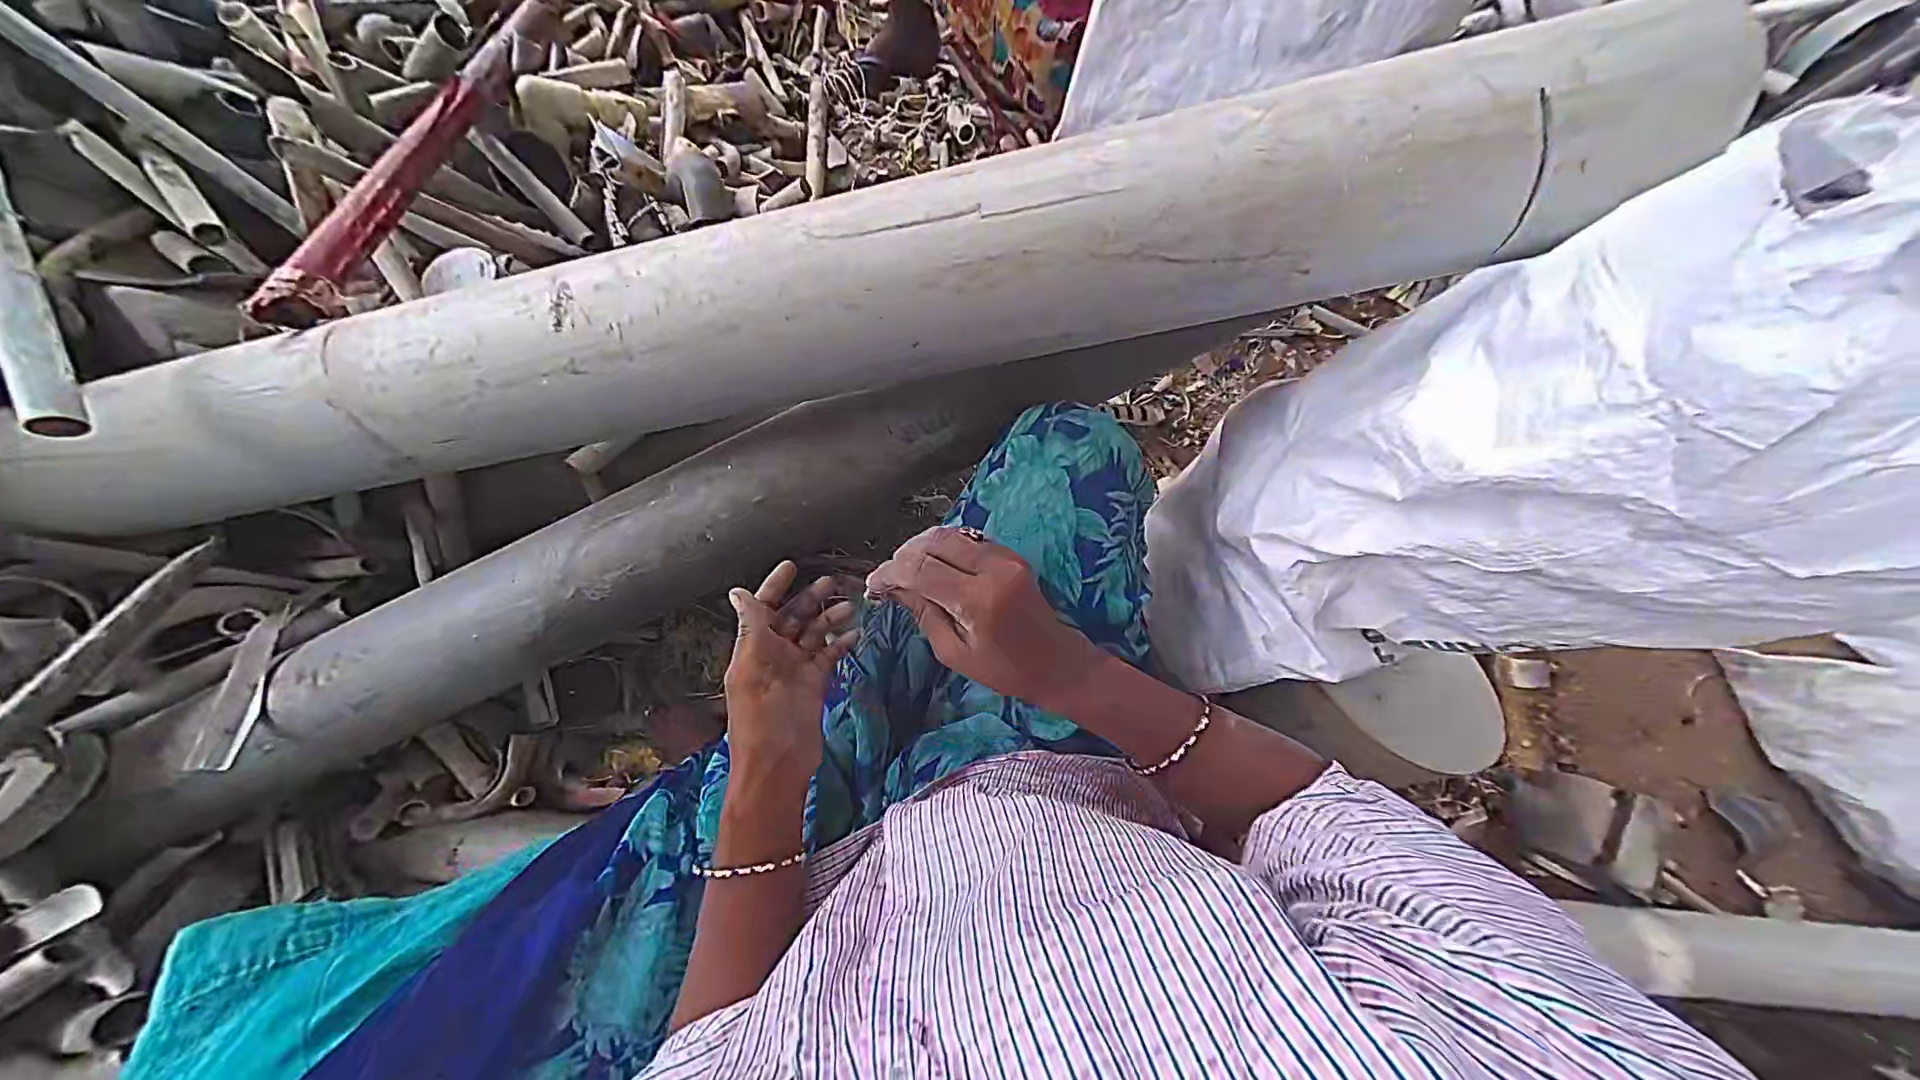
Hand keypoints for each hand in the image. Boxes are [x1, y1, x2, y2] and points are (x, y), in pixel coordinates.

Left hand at [723, 561, 859, 809]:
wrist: (778, 764)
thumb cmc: (762, 717)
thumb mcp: (752, 667)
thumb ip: (750, 628)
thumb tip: (737, 593)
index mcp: (753, 648)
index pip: (763, 608)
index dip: (775, 586)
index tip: (791, 566)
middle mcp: (773, 655)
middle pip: (793, 618)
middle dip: (810, 598)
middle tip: (832, 581)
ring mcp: (795, 669)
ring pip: (813, 634)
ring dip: (829, 618)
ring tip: (849, 605)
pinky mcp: (814, 683)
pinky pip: (828, 656)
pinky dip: (840, 644)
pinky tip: (854, 635)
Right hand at [865, 526, 1105, 710]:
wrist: (1059, 663)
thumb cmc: (1006, 670)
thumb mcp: (955, 653)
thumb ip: (925, 614)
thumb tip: (896, 588)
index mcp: (978, 600)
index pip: (921, 569)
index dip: (891, 572)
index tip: (875, 583)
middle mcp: (993, 569)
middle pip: (935, 542)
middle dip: (905, 554)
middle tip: (889, 575)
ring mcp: (1006, 558)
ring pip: (952, 534)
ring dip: (923, 546)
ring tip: (907, 568)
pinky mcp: (1012, 555)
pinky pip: (970, 540)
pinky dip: (946, 546)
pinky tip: (934, 563)